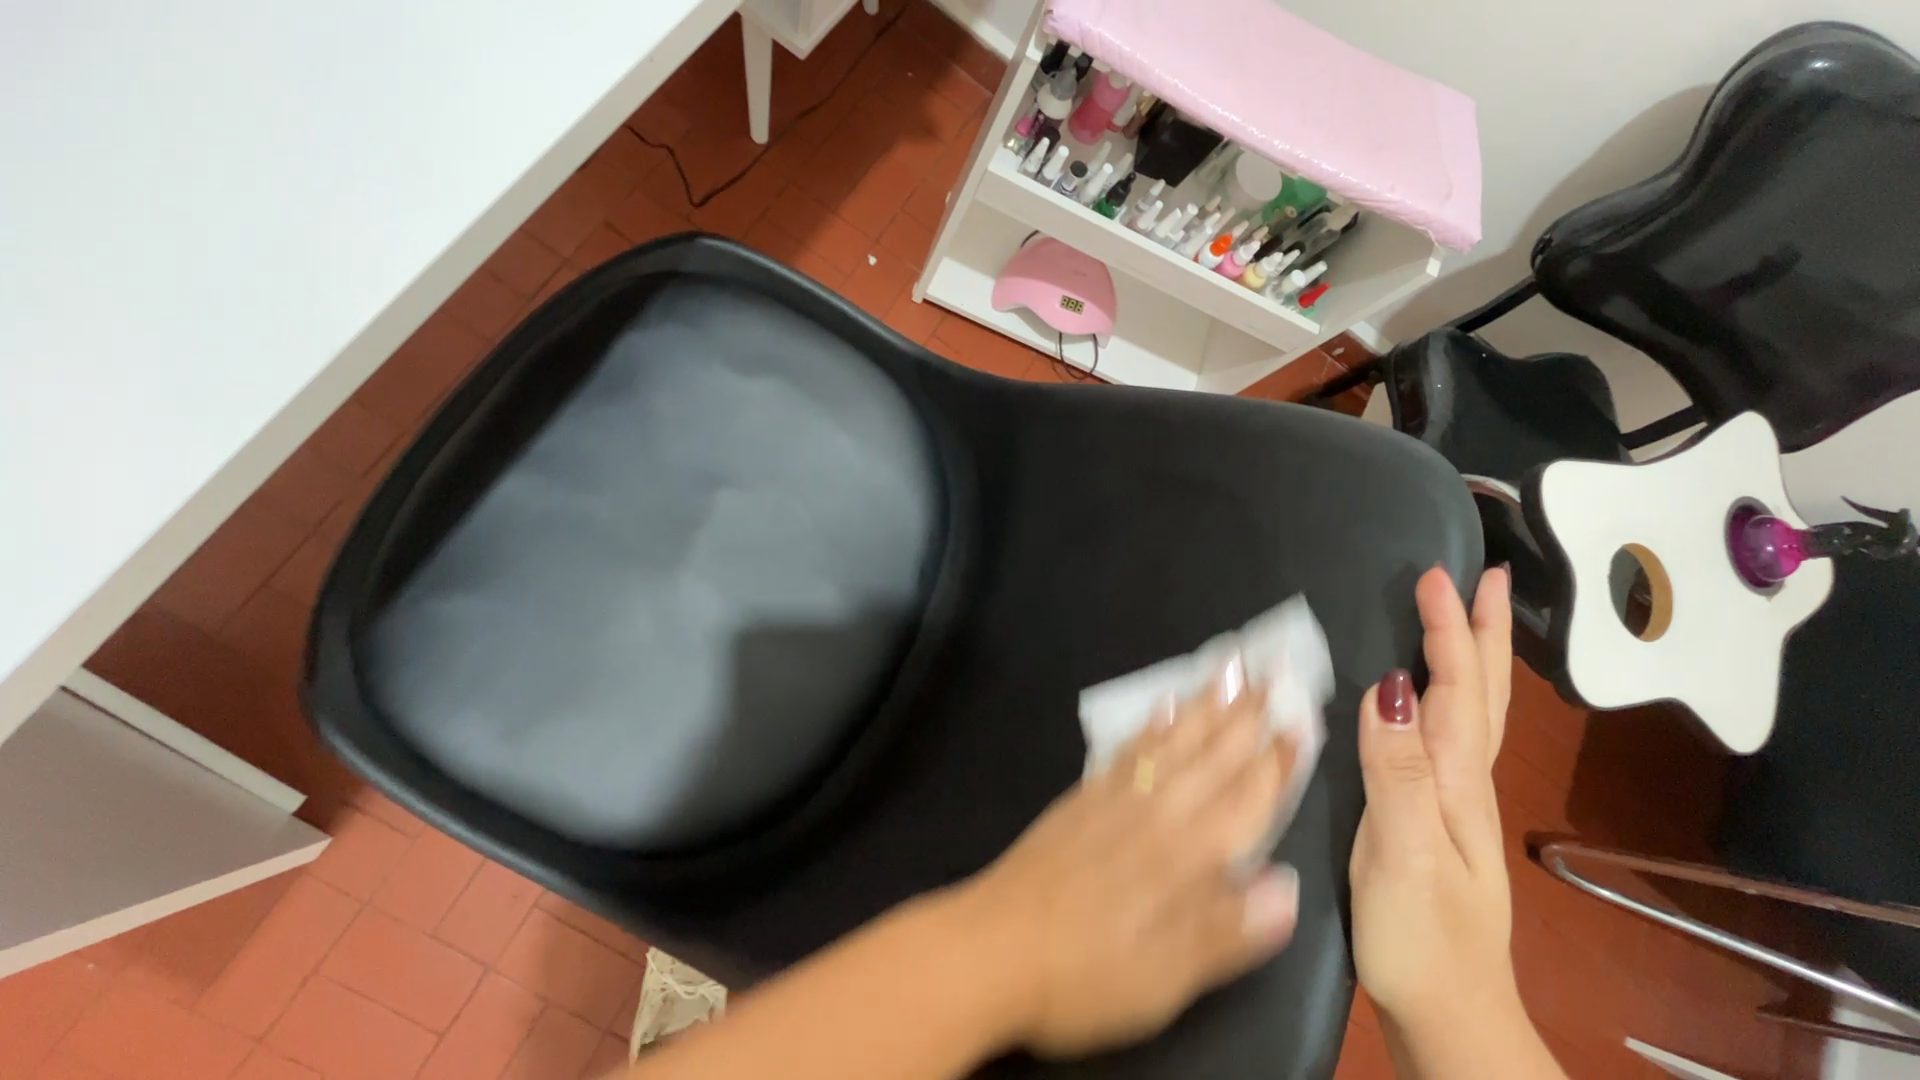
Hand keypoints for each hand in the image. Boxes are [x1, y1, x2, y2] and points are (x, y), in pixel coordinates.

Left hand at [952, 659, 1302, 1058]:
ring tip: (1226, 669)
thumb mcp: (1165, 978)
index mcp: (1184, 857)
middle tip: (1273, 666)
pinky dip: (1151, 725)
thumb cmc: (1084, 975)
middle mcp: (1154, 815)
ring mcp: (1112, 801)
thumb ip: (1227, 930)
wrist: (989, 949)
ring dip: (1203, 705)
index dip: (1276, 762)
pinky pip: (1127, 750)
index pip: (1244, 800)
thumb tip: (1289, 888)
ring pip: (1171, 742)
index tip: (1302, 719)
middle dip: (1246, 712)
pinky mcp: (1080, 801)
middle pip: (1210, 755)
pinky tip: (1161, 710)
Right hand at [1350, 566, 1519, 1038]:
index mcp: (1456, 783)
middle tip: (1483, 577)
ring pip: (1472, 714)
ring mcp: (1455, 804)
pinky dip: (1447, 699)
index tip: (1436, 575)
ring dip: (1472, 660)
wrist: (1447, 1013)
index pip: (1458, 690)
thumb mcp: (1404, 853)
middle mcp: (1464, 784)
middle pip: (1484, 695)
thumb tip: (1389, 690)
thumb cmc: (1421, 937)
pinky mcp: (1435, 820)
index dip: (1448, 632)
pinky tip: (1426, 701)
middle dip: (1482, 633)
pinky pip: (1448, 738)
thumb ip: (1398, 772)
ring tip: (1464, 621)